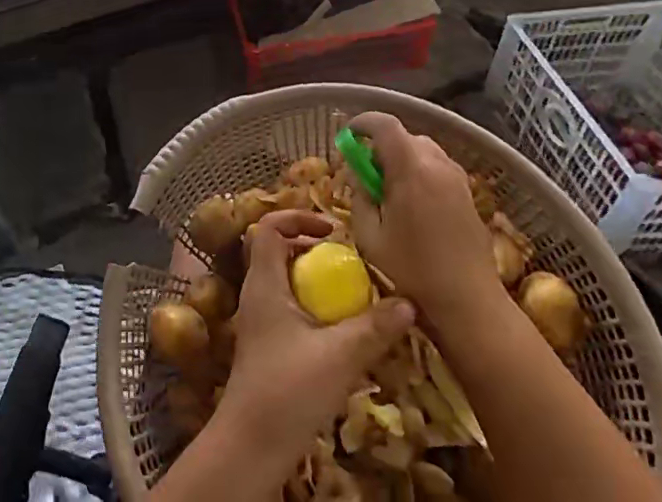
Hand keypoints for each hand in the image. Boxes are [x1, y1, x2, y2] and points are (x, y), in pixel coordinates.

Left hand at [213, 209, 416, 456]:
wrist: (252, 444)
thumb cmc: (288, 390)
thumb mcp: (339, 356)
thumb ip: (374, 328)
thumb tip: (409, 303)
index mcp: (264, 283)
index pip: (269, 227)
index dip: (298, 217)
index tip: (332, 230)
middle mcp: (257, 293)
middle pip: (277, 249)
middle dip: (311, 245)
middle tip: (345, 257)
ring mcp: (260, 318)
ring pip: (284, 278)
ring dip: (313, 275)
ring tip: (348, 288)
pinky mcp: (267, 342)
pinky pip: (288, 304)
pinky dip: (312, 302)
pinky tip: (340, 327)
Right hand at [346, 111, 504, 327]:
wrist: (469, 303)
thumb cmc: (412, 272)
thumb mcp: (369, 236)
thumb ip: (360, 197)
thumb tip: (359, 175)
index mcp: (411, 170)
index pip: (385, 125)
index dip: (363, 123)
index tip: (348, 136)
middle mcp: (437, 165)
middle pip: (405, 136)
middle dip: (381, 146)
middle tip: (366, 173)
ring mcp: (458, 179)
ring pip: (423, 151)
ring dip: (402, 159)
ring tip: (390, 190)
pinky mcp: (468, 194)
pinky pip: (438, 168)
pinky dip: (420, 172)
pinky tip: (413, 204)